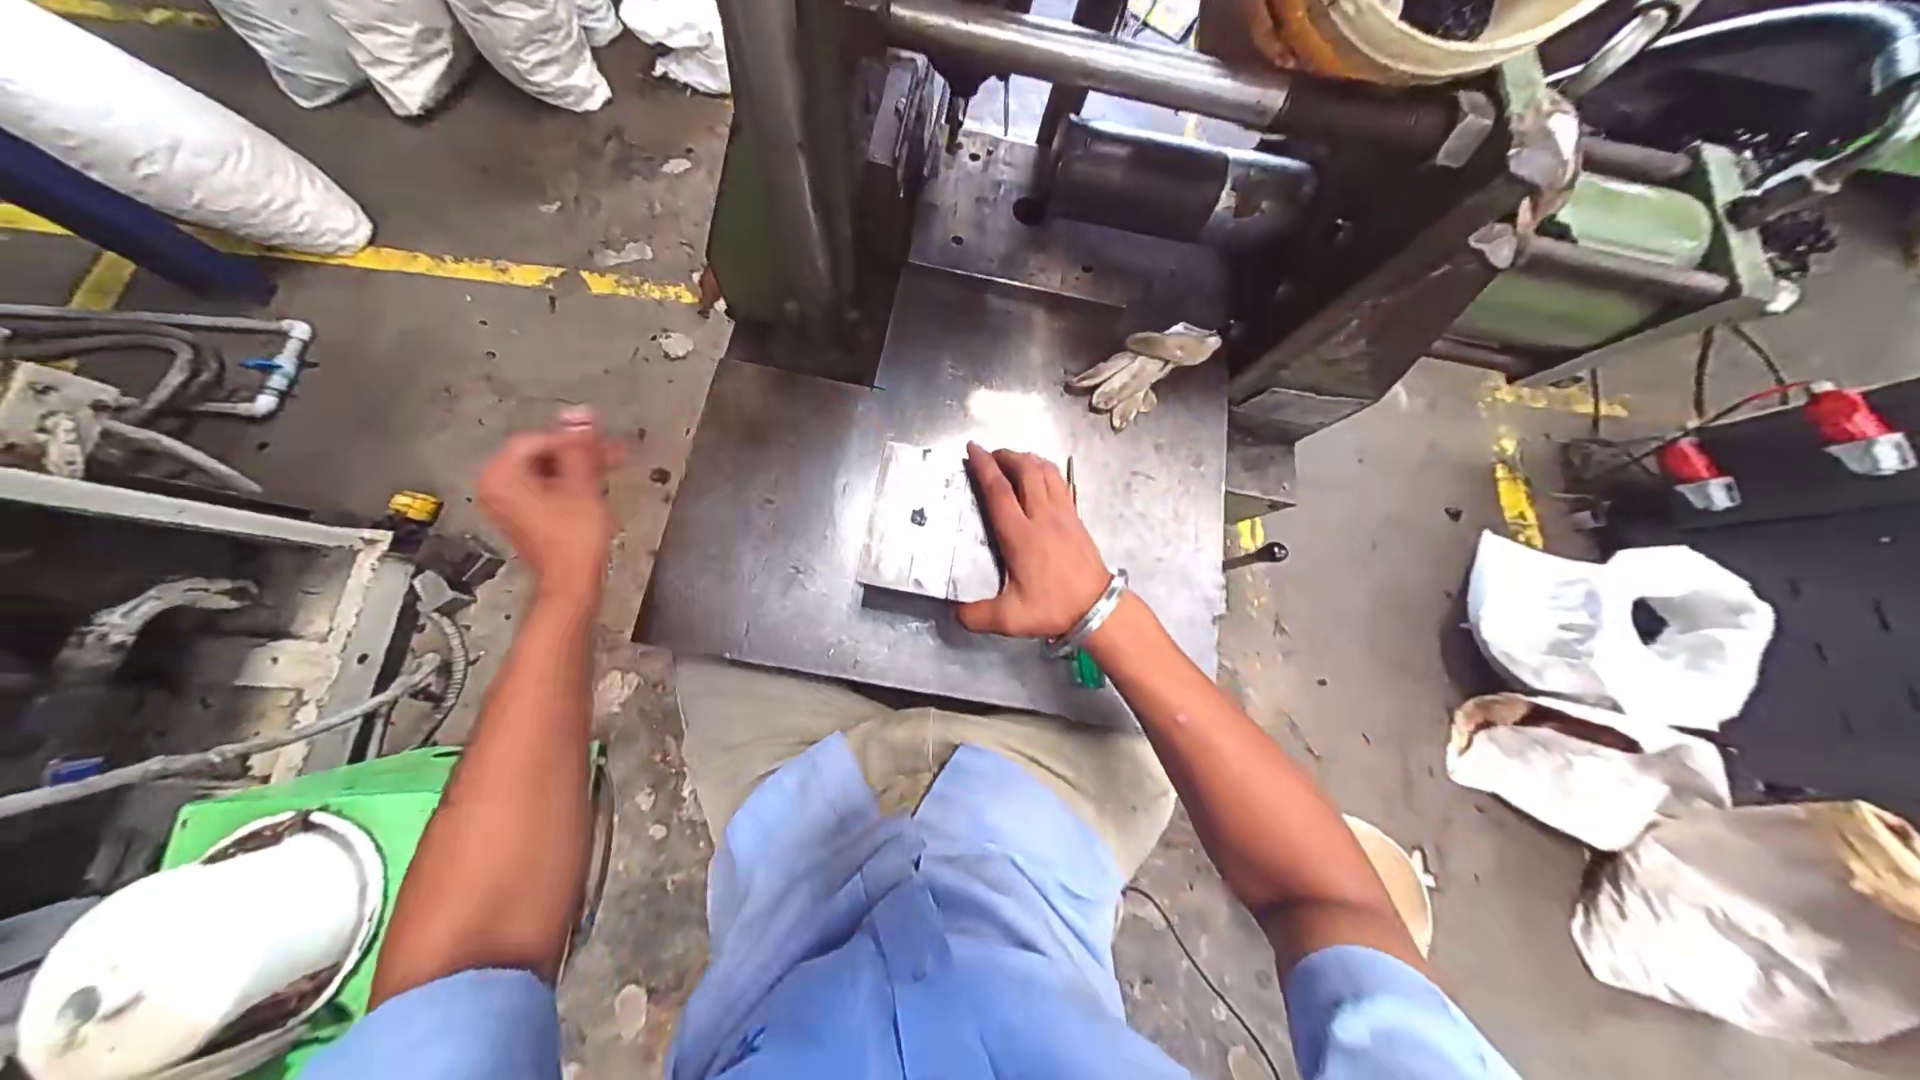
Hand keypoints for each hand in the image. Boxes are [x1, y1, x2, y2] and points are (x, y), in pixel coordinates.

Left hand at [477, 406, 620, 598]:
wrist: (571, 580)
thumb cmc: (572, 542)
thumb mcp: (581, 486)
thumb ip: (579, 447)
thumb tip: (578, 416)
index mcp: (501, 477)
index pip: (538, 440)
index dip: (573, 440)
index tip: (599, 443)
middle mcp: (495, 488)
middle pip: (539, 454)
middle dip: (576, 453)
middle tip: (607, 454)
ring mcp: (505, 503)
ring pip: (543, 470)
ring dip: (575, 468)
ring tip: (604, 471)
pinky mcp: (520, 516)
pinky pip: (542, 488)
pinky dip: (565, 484)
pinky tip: (590, 488)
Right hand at [958, 442, 1111, 638]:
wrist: (1097, 609)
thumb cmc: (1053, 609)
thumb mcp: (1009, 619)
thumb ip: (976, 615)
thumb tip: (953, 612)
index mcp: (1021, 536)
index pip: (999, 491)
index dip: (983, 467)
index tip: (972, 449)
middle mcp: (1042, 517)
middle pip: (1025, 471)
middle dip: (1005, 456)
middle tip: (989, 455)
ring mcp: (1063, 514)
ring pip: (1045, 472)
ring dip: (1026, 459)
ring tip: (1011, 460)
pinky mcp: (1076, 518)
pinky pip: (1060, 482)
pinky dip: (1046, 470)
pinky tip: (1039, 474)